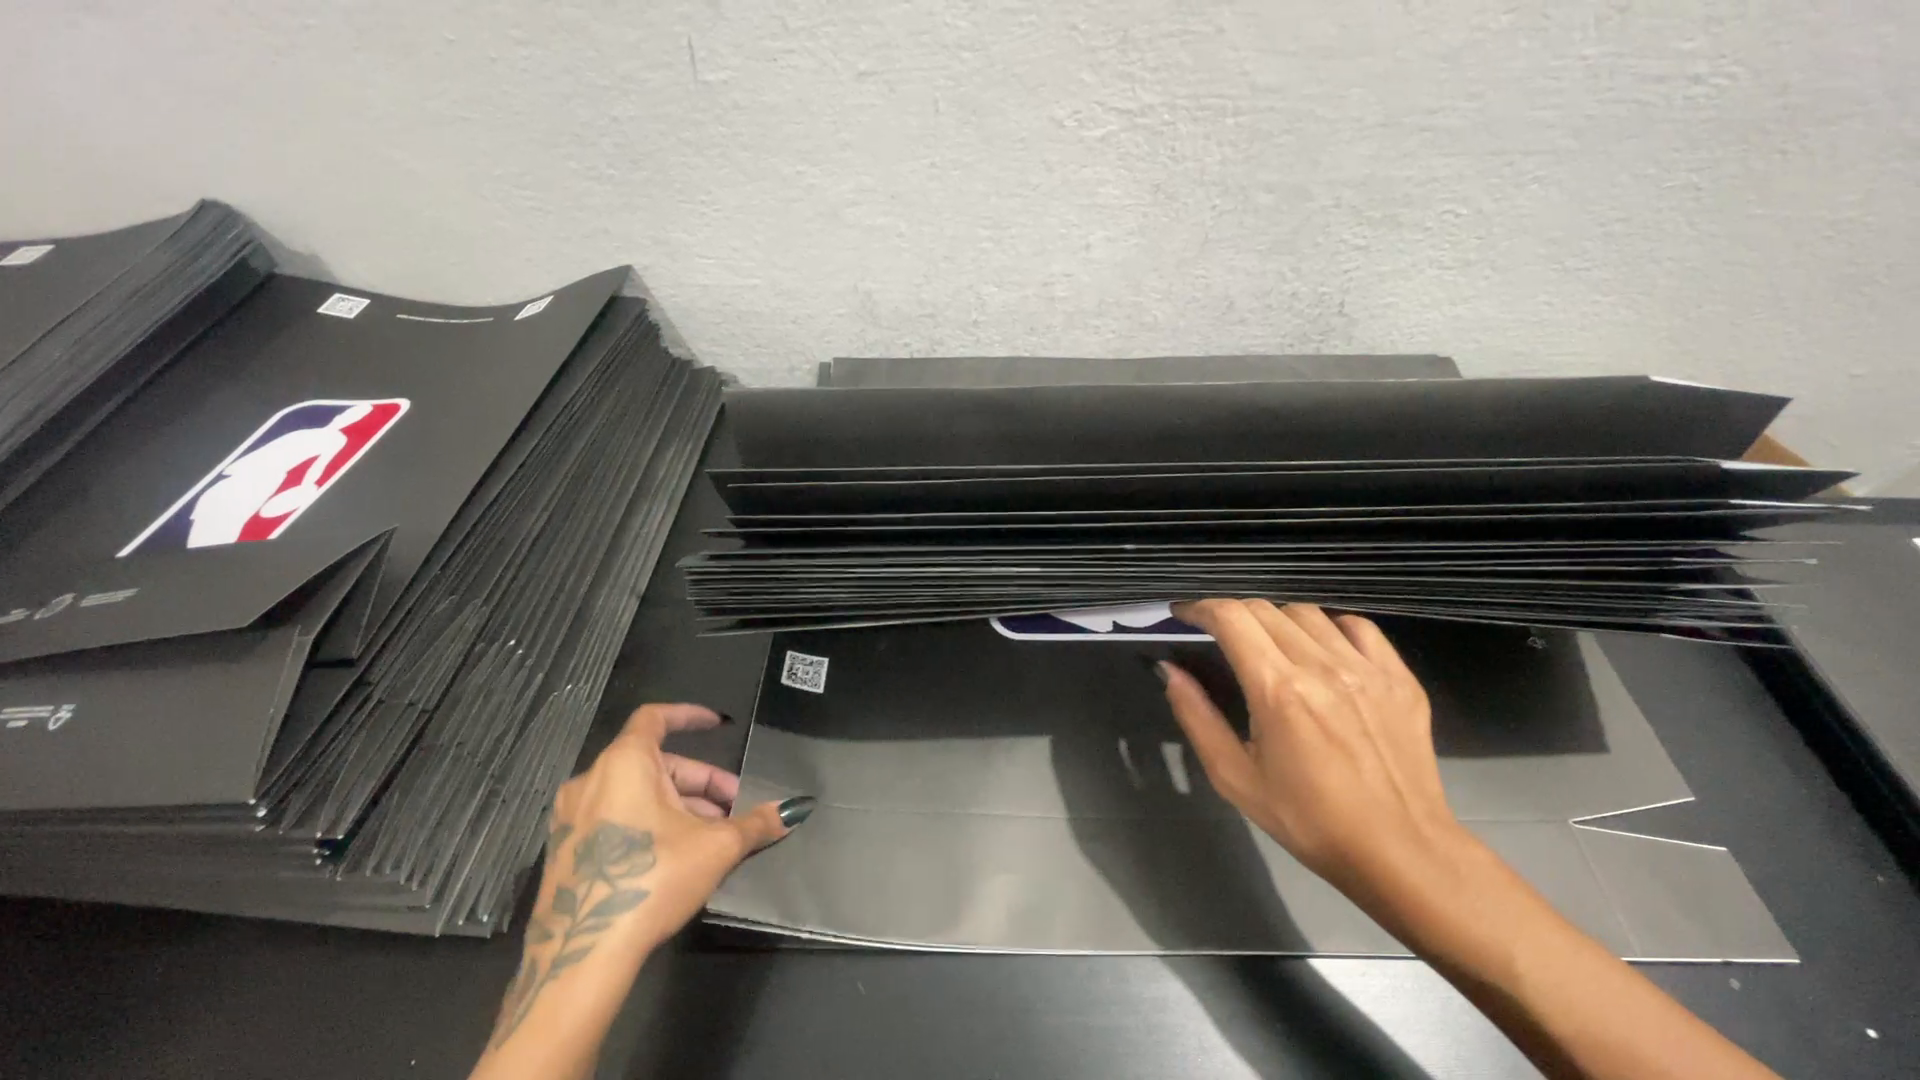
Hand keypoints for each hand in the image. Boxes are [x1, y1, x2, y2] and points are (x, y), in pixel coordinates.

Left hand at [476, 704, 812, 1076]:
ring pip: (635, 794)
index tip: (716, 724)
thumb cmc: (651, 879)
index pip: (656, 717)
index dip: (689, 716)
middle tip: (734, 810)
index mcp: (624, 763)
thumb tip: (795, 810)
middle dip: (699, 784)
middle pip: (655, 764)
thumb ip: (756, 824)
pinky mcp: (565, 850)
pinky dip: (648, 824)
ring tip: (712, 837)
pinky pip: (615, 819)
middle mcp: (591, 780)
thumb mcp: (716, 848)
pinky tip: (677, 856)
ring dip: (678, 806)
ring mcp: (572, 817)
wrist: (581, 952)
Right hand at [1159, 599, 1471, 906]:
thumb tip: (1171, 671)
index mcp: (1278, 690)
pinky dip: (1329, 628)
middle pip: (1265, 610)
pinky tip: (1320, 651)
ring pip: (1309, 614)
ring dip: (1277, 621)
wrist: (1399, 850)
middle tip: (1220, 636)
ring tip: (1270, 647)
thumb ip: (1197, 717)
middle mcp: (1322, 666)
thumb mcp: (1235, 778)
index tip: (1184, 615)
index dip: (1200, 608)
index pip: (1231, 618)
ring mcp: (1367, 668)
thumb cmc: (1308, 820)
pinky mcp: (1399, 678)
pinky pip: (1358, 628)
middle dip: (1233, 614)